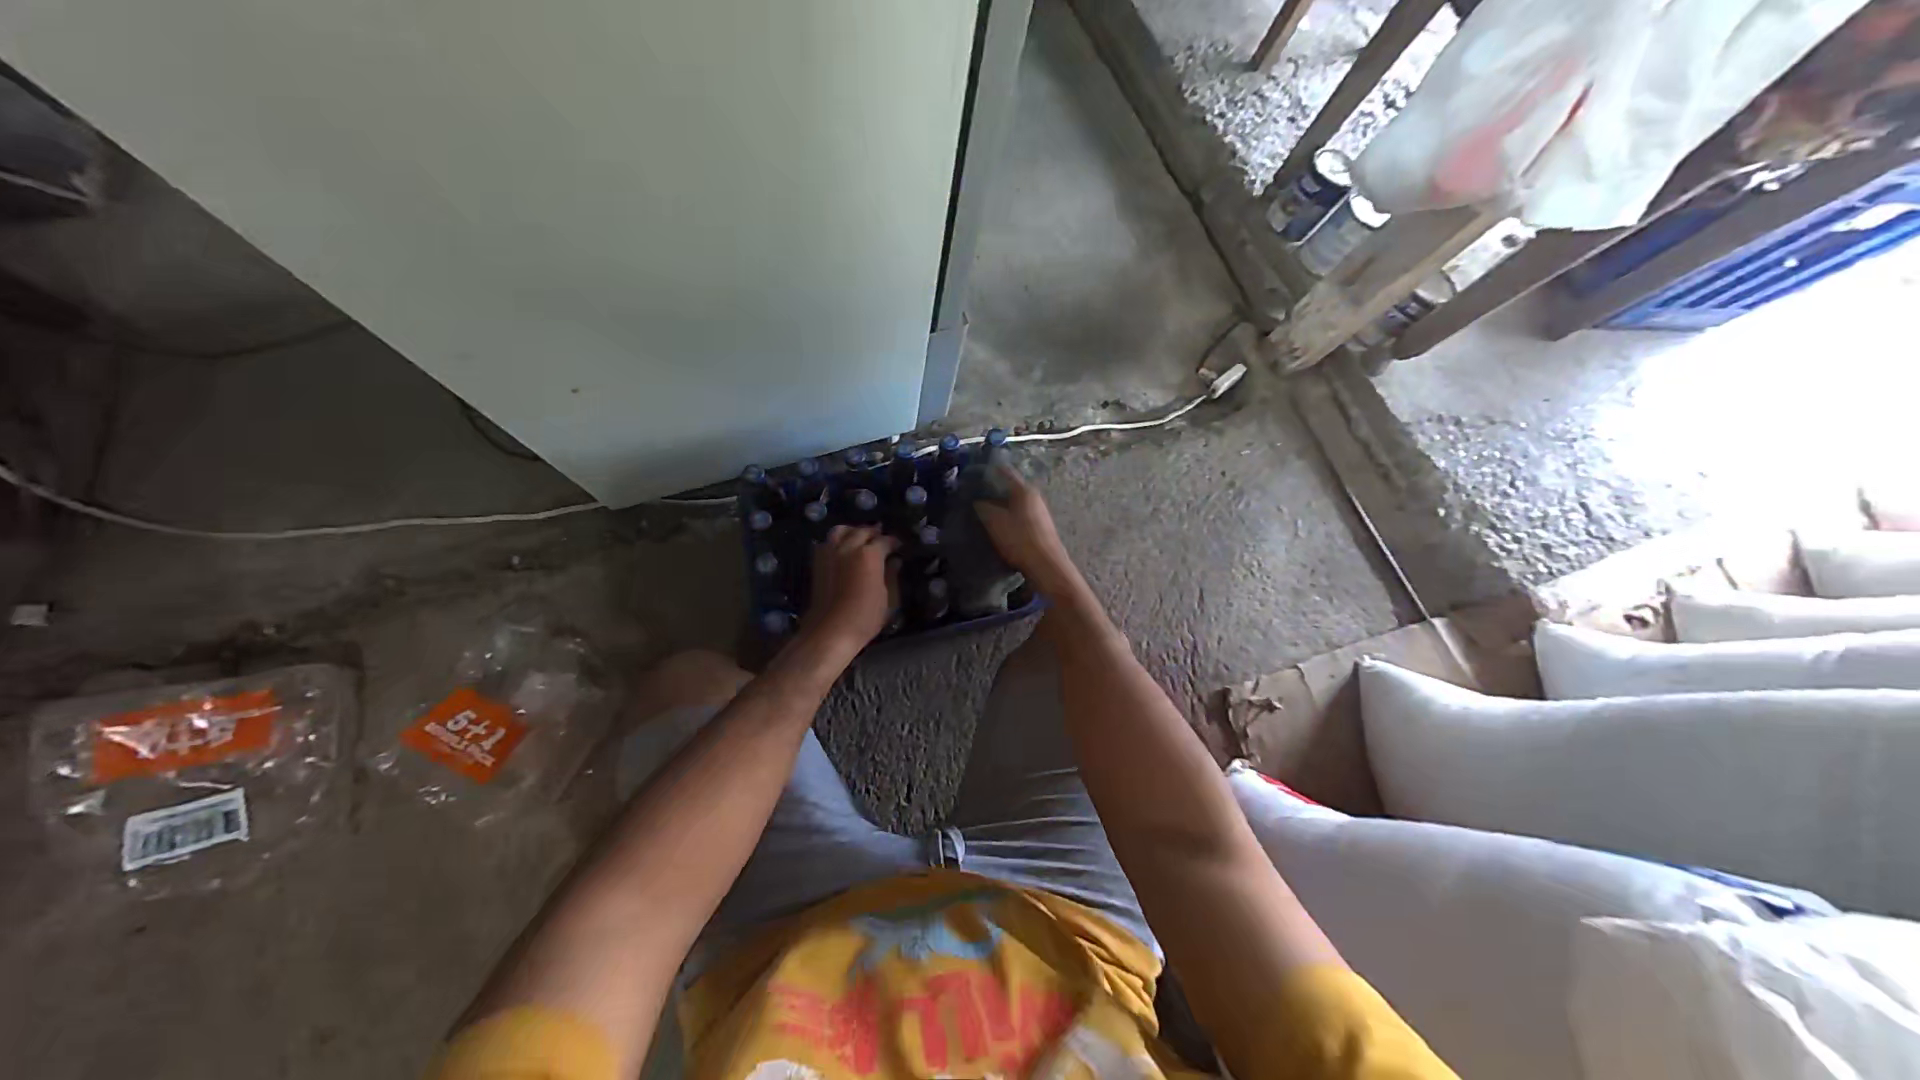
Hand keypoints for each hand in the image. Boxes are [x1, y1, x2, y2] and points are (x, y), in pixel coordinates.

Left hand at [804, 526, 898, 651]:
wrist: (831, 629)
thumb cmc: (866, 616)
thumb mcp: (888, 598)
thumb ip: (891, 575)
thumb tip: (895, 561)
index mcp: (869, 554)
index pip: (884, 540)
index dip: (893, 542)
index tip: (899, 546)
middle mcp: (848, 547)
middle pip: (861, 531)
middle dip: (873, 532)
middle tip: (881, 537)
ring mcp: (830, 552)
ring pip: (840, 530)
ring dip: (852, 531)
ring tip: (859, 537)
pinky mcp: (817, 562)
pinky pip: (827, 542)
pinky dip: (837, 540)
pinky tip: (842, 549)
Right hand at [973, 465, 1078, 596]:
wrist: (1046, 565)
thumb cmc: (1019, 539)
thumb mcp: (994, 521)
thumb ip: (983, 506)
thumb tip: (976, 500)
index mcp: (1024, 490)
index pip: (1004, 472)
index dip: (988, 471)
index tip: (973, 474)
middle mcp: (1034, 496)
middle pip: (1010, 487)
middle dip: (993, 490)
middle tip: (974, 495)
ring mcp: (1040, 512)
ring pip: (1015, 502)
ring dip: (1001, 504)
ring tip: (983, 510)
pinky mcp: (1041, 526)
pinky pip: (1021, 514)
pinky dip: (1009, 515)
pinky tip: (999, 525)